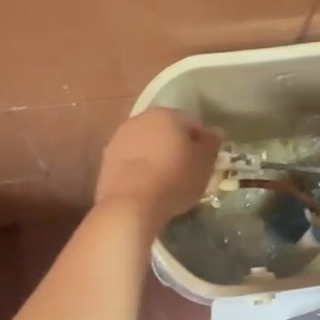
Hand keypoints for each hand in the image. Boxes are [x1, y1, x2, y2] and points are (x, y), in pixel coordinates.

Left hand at [94, 109, 222, 219]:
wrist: (130, 205)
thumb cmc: (174, 181)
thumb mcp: (204, 165)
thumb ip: (211, 144)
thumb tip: (214, 132)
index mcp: (167, 115)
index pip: (192, 123)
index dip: (202, 143)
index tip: (205, 163)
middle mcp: (140, 119)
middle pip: (165, 131)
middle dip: (175, 146)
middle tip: (185, 171)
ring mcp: (119, 138)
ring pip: (145, 144)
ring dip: (155, 156)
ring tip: (163, 181)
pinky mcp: (106, 159)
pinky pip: (130, 160)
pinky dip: (138, 169)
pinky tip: (145, 187)